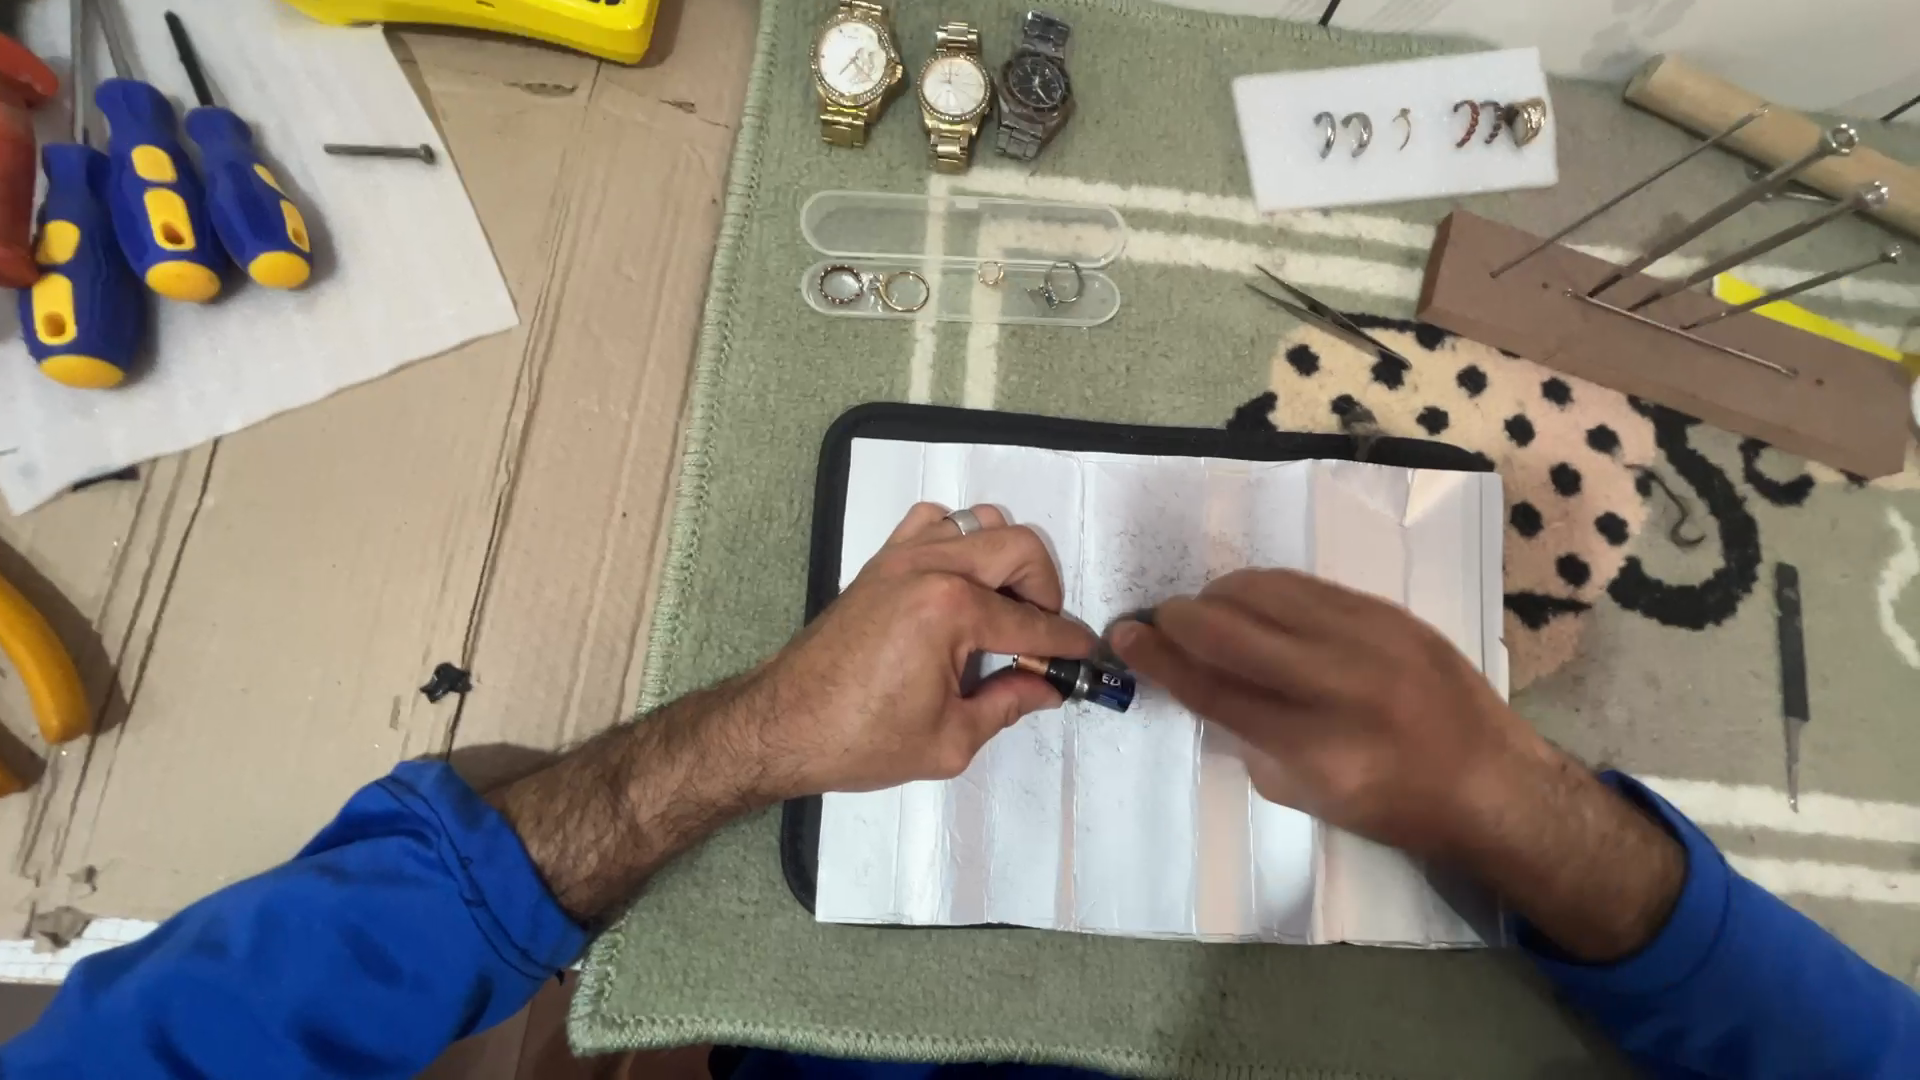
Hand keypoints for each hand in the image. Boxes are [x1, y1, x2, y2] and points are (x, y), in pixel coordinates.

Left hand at [491, 503, 1093, 922]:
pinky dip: (960, 539)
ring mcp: (904, 554)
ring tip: (1003, 607)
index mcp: (951, 610)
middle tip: (1040, 635)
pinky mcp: (882, 558)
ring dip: (1006, 559)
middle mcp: (931, 566)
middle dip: (1046, 589)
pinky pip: (935, 521)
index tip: (1083, 656)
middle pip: (1021, 546)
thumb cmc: (860, 739)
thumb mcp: (950, 739)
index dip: (1066, 643)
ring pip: (982, 522)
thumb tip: (1049, 687)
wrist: (783, 724)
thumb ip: (1010, 703)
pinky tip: (959, 581)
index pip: (1033, 621)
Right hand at [1110, 567, 1545, 859]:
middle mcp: (1342, 687)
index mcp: (1317, 750)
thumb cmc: (1389, 804)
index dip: (1158, 659)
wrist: (1494, 783)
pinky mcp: (1388, 612)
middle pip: (1229, 630)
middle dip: (1176, 619)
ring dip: (1215, 598)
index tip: (1124, 636)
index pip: (1213, 690)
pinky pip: (1300, 582)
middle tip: (1158, 622)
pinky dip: (1259, 589)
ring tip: (1207, 613)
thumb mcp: (1301, 792)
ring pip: (1260, 591)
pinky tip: (1250, 603)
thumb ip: (1243, 732)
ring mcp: (1371, 640)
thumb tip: (1195, 676)